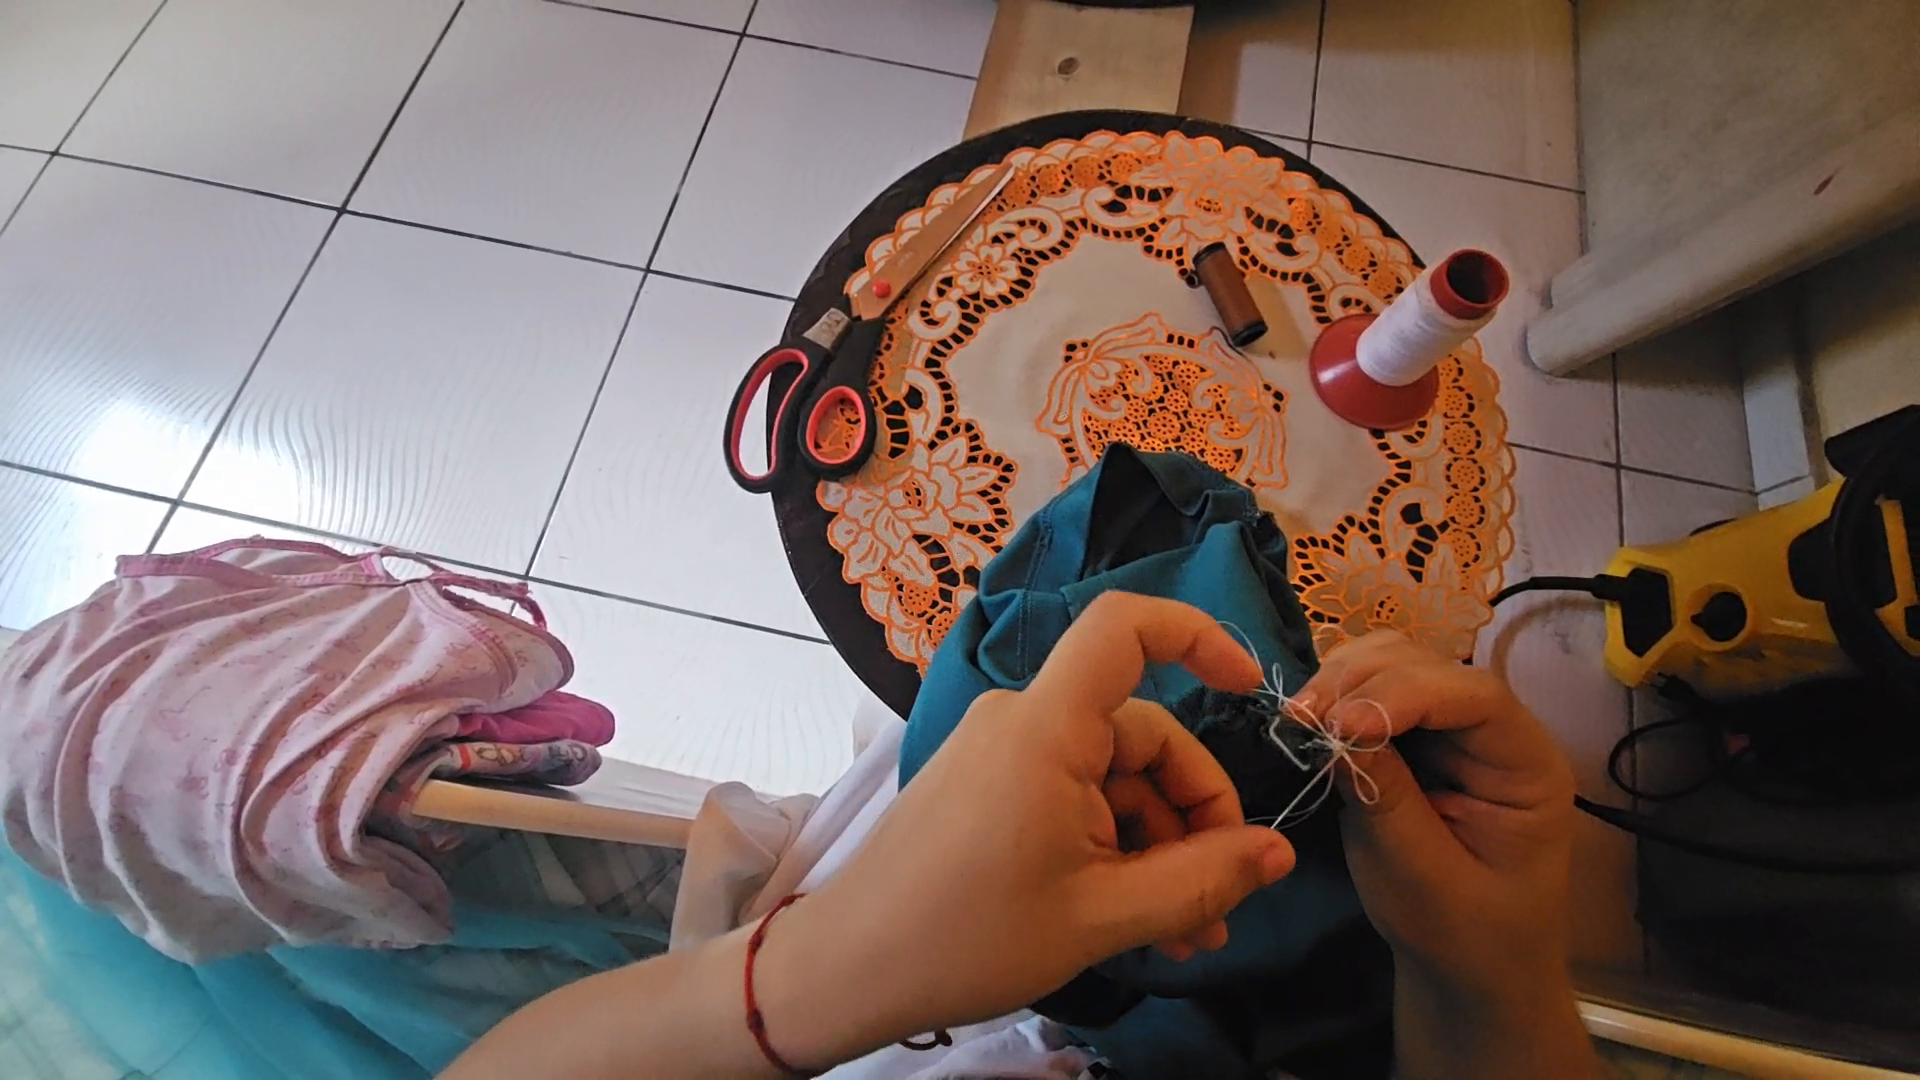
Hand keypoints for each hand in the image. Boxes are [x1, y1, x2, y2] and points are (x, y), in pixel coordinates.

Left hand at [755, 593, 1296, 1066]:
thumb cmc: (971, 935)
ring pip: (1114, 774)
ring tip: (1184, 932)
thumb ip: (1200, 879)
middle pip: (1140, 732)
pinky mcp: (993, 778)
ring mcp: (1005, 747)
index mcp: (1046, 725)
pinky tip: (1136, 912)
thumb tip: (1277, 852)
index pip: (1120, 627)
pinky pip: (1074, 790)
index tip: (1247, 686)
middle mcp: (1024, 717)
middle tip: (1219, 904)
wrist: (852, 964)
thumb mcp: (1101, 915)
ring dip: (1158, 843)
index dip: (1194, 634)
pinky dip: (1114, 840)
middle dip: (1192, 813)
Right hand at [1294, 631, 1595, 1078]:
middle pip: (1424, 665)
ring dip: (1338, 679)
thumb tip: (1334, 729)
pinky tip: (1307, 718)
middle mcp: (1488, 731)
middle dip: (1358, 681)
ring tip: (1299, 717)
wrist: (1463, 962)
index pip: (1474, 698)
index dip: (1406, 695)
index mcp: (1524, 767)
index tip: (1342, 727)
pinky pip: (1364, 685)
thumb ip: (1384, 797)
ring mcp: (1443, 726)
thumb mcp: (1422, 875)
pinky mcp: (1403, 732)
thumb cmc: (1460, 932)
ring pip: (1389, 661)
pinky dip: (1330, 692)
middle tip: (1302, 719)